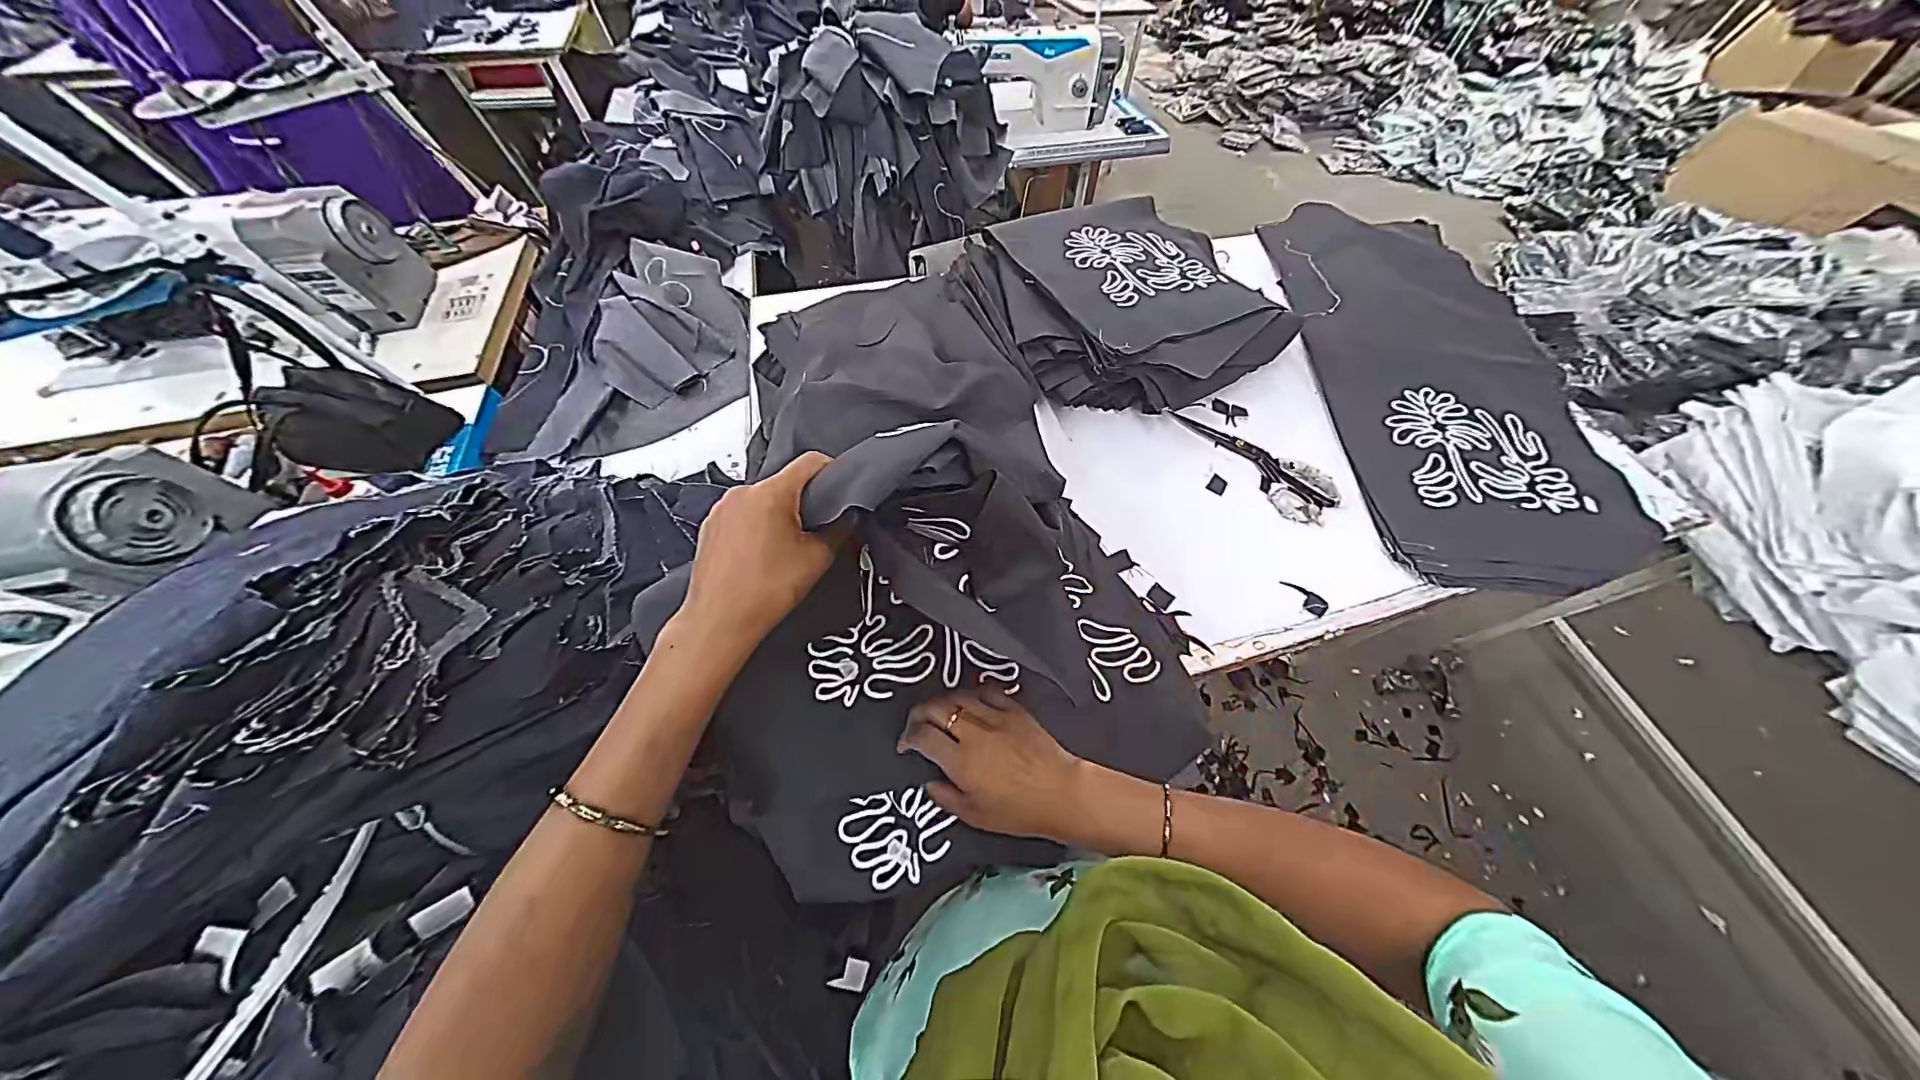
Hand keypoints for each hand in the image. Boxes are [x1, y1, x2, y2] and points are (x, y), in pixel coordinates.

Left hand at [673, 452, 841, 651]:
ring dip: (780, 516)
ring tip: (788, 550)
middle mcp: (741, 494)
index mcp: (770, 494)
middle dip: (805, 502)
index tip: (840, 487)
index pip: (809, 461)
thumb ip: (839, 530)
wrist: (720, 622)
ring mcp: (722, 509)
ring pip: (764, 500)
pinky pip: (743, 515)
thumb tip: (848, 517)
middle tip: (817, 531)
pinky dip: (758, 528)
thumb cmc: (761, 593)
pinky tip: (765, 557)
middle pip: (786, 483)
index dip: (832, 471)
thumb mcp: (817, 559)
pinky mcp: (711, 526)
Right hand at [897, 687, 1094, 843]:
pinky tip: (971, 700)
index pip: (923, 737)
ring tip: (939, 710)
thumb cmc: (1020, 811)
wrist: (1062, 794)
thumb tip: (931, 783)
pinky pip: (987, 691)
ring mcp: (995, 717)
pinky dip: (974, 692)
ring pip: (958, 696)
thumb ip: (947, 798)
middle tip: (916, 723)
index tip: (906, 745)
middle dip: (918, 713)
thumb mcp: (976, 816)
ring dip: (942, 700)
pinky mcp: (1015, 710)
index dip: (908, 738)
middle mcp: (974, 734)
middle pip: (935, 709)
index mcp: (961, 762)